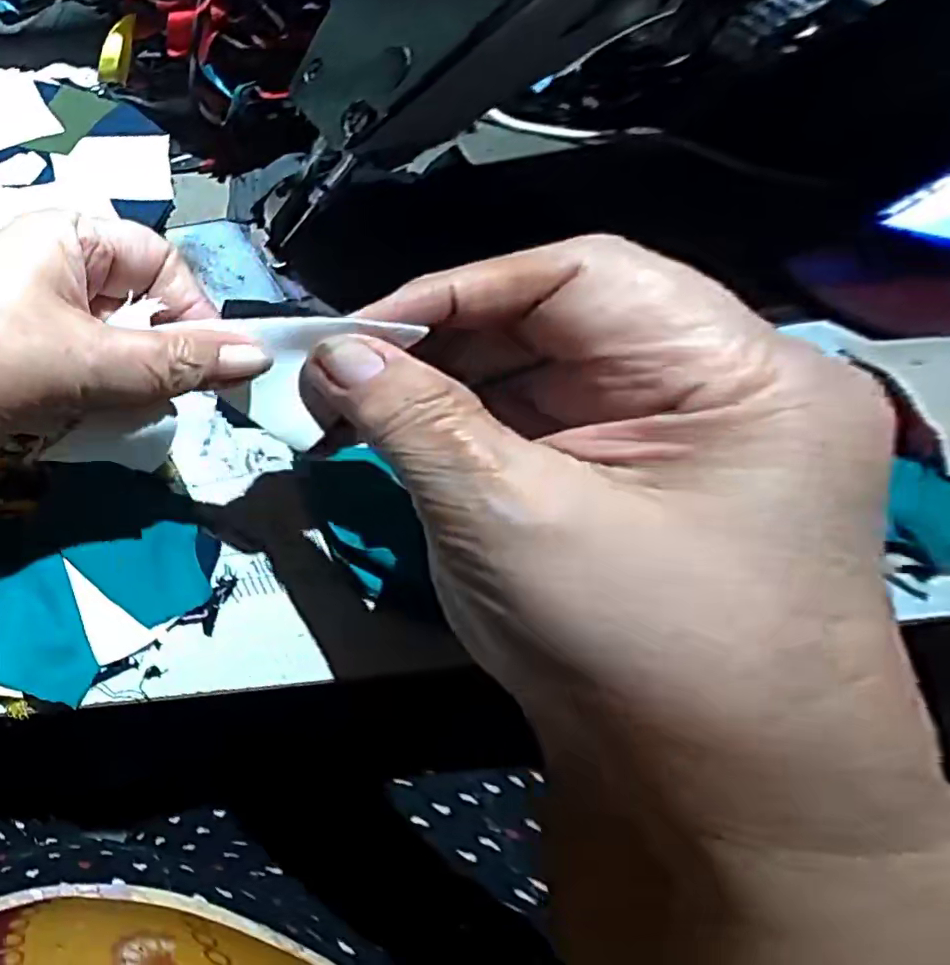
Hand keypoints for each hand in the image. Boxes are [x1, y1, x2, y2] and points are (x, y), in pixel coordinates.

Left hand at [0, 211, 268, 501]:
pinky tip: (70, 417)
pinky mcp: (2, 342)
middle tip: (153, 400)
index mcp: (68, 233)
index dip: (191, 312)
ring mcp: (20, 301)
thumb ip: (176, 362)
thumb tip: (258, 355)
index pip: (160, 261)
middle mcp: (44, 257)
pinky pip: (65, 358)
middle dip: (150, 354)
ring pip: (100, 337)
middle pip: (131, 301)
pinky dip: (80, 389)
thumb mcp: (92, 364)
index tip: (207, 369)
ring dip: (115, 378)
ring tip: (104, 411)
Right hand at [298, 235, 946, 855]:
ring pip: (510, 368)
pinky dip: (433, 421)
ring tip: (340, 409)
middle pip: (536, 320)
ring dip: (419, 384)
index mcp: (725, 373)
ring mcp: (641, 430)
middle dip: (424, 343)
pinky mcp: (593, 470)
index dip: (455, 290)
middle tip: (331, 375)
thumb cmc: (627, 638)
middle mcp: (692, 385)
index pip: (578, 276)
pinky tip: (378, 436)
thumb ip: (411, 418)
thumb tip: (327, 353)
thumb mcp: (503, 512)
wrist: (693, 776)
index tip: (355, 333)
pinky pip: (503, 417)